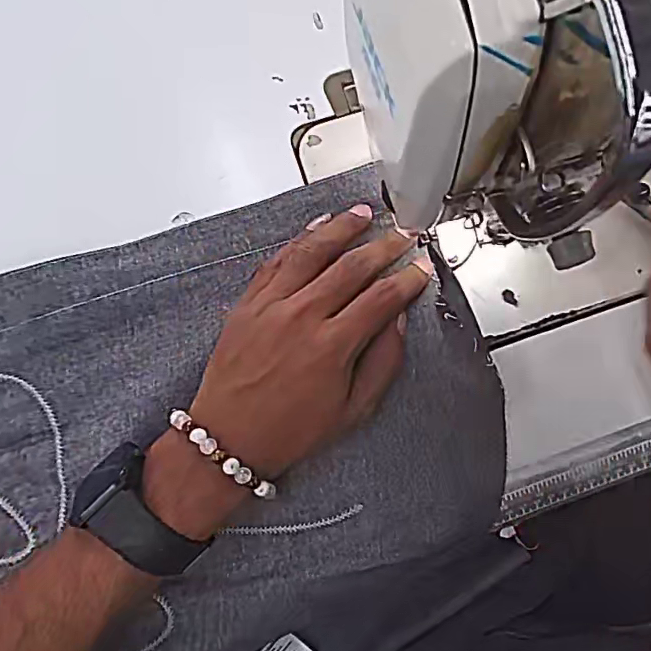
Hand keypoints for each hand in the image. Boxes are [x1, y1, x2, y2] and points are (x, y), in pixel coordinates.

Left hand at [142, 203, 432, 538]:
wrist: (229, 437)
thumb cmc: (289, 430)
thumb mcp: (352, 411)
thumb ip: (382, 363)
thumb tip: (396, 323)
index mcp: (331, 346)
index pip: (381, 298)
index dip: (407, 279)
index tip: (420, 269)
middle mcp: (301, 317)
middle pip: (352, 266)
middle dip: (384, 246)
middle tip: (402, 234)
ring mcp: (271, 306)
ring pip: (313, 251)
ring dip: (342, 228)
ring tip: (362, 214)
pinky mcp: (249, 303)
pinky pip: (277, 260)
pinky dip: (300, 240)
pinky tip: (316, 228)